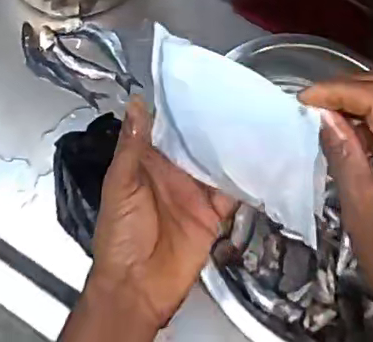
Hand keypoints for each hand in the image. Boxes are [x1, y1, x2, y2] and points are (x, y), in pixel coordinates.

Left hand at [59, 95, 236, 341]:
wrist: (135, 289)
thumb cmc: (118, 236)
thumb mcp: (119, 184)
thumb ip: (131, 147)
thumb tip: (137, 104)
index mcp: (149, 160)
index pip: (167, 126)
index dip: (178, 107)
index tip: (194, 83)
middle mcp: (174, 172)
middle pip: (195, 141)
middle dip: (209, 122)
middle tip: (229, 97)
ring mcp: (194, 192)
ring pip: (215, 162)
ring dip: (228, 147)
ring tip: (247, 121)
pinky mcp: (212, 214)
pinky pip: (231, 193)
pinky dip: (242, 179)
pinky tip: (254, 161)